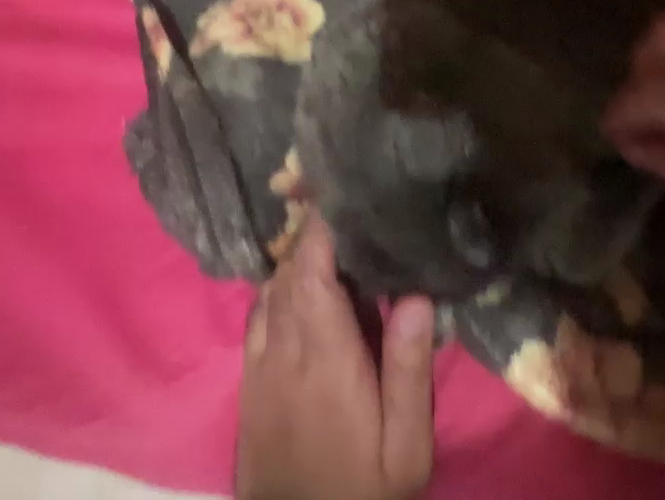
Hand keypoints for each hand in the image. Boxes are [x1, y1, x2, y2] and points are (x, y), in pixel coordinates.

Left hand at [236, 214, 436, 499]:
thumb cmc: (363, 489)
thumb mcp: (406, 446)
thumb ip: (408, 372)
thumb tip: (415, 296)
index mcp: (325, 358)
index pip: (313, 274)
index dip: (323, 230)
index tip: (343, 195)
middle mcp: (283, 353)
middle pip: (289, 274)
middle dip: (313, 236)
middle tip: (345, 206)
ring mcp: (259, 368)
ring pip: (270, 292)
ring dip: (295, 260)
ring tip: (329, 239)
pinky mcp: (249, 385)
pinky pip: (258, 317)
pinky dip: (278, 289)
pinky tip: (299, 287)